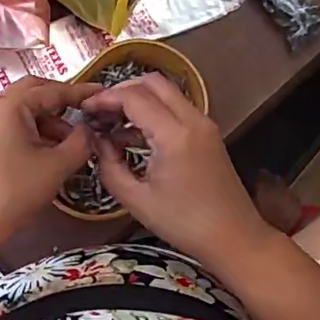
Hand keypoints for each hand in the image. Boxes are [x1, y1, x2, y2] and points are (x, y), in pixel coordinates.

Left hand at [0, 77, 101, 247]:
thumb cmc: (15, 191)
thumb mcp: (57, 166)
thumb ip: (80, 141)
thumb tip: (89, 129)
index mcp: (9, 106)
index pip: (51, 90)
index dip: (80, 91)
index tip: (102, 92)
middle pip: (33, 93)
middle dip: (61, 102)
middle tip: (86, 113)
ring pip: (23, 111)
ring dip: (49, 121)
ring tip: (72, 144)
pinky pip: (12, 126)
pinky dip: (34, 132)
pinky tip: (51, 152)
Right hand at [84, 74, 278, 268]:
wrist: (233, 237)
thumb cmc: (183, 223)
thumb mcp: (136, 200)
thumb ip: (109, 166)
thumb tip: (97, 141)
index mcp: (174, 135)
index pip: (134, 98)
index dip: (105, 98)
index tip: (85, 109)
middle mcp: (193, 120)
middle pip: (153, 82)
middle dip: (122, 90)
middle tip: (99, 111)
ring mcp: (204, 124)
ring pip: (167, 92)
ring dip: (138, 99)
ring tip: (112, 124)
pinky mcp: (208, 134)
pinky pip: (176, 108)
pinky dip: (153, 111)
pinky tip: (134, 136)